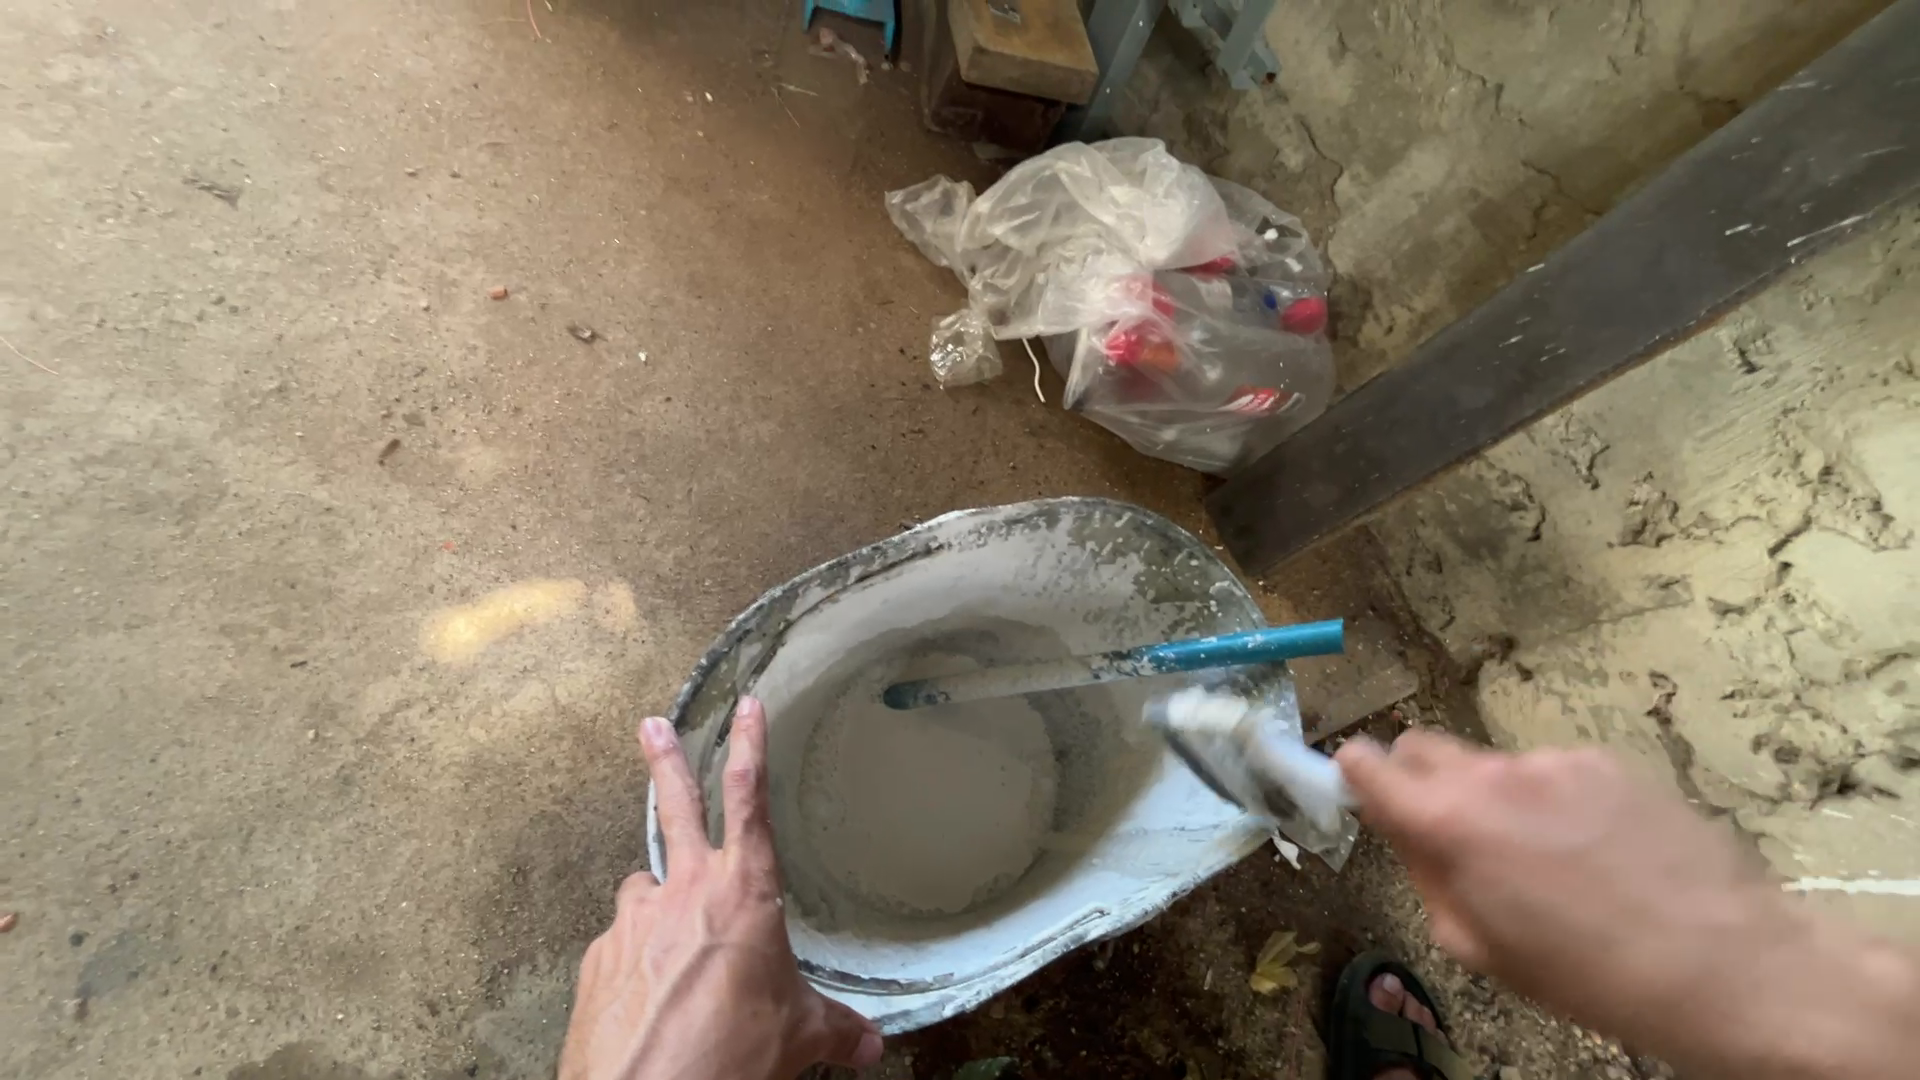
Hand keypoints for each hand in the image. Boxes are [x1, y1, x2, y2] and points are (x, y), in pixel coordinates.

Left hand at [560, 698, 883, 1079]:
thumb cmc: (733, 1055)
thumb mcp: (797, 1035)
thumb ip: (835, 1029)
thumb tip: (872, 1046)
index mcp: (744, 890)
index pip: (751, 797)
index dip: (751, 744)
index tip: (748, 704)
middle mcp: (686, 889)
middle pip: (677, 805)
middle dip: (666, 758)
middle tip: (650, 724)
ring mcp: (635, 920)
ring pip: (644, 885)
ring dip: (656, 896)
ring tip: (667, 934)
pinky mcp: (598, 960)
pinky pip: (620, 942)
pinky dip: (633, 955)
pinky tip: (643, 990)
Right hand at [1335, 732, 1919, 1079]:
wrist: (1735, 970)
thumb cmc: (1586, 973)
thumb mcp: (1474, 944)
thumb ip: (1420, 872)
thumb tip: (1396, 826)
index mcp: (1443, 821)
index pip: (1361, 760)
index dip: (1355, 775)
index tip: (1369, 796)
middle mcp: (1484, 774)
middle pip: (1416, 744)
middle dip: (1419, 778)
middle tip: (1456, 827)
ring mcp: (1546, 761)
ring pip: (1488, 762)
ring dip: (1496, 793)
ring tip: (1552, 850)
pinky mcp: (1601, 759)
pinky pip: (1550, 769)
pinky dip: (1554, 796)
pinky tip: (1598, 843)